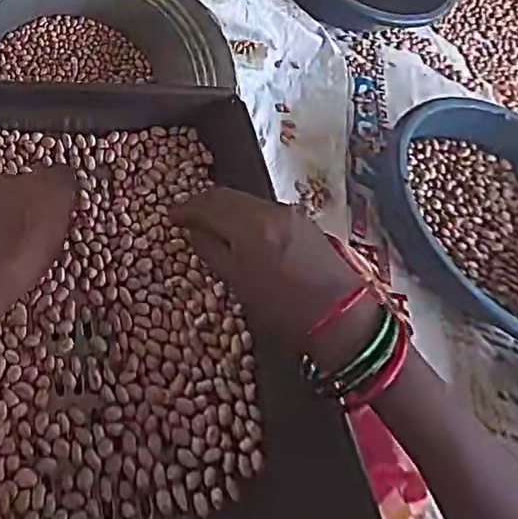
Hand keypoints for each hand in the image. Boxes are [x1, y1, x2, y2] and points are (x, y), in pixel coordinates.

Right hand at [174, 187, 370, 358]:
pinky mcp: (304, 222)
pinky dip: (243, 213)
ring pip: (244, 199)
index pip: (207, 205)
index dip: (185, 209)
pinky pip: (262, 208)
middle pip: (225, 195)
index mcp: (249, 226)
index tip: (170, 216)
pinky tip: (238, 229)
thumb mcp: (238, 284)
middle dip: (202, 203)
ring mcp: (289, 214)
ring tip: (209, 222)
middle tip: (185, 216)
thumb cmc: (286, 311)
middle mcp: (269, 210)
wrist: (347, 323)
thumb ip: (211, 250)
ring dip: (223, 206)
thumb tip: (193, 231)